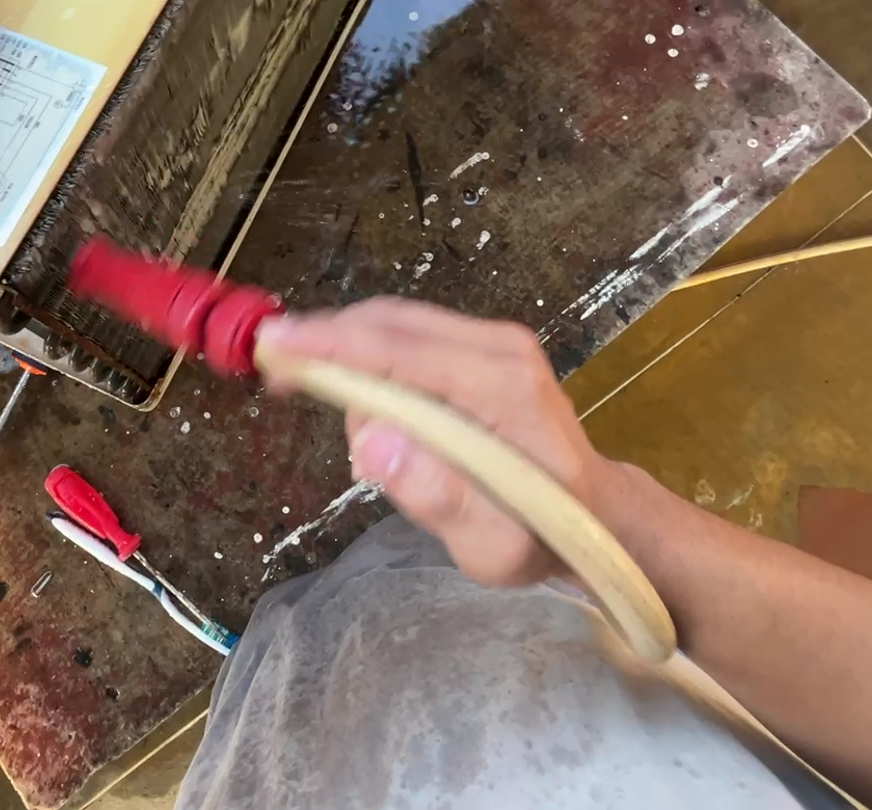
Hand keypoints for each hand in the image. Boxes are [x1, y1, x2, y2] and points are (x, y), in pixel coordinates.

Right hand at [257, 297, 618, 586]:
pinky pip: (406, 334)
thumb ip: (438, 497)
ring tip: (366, 440)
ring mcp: (493, 338)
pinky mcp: (482, 343)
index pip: (398, 350)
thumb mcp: (494, 549)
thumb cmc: (545, 538)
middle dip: (326, 344)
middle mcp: (498, 345)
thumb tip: (372, 440)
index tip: (272, 343)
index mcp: (503, 387)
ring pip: (392, 323)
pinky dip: (370, 358)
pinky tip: (372, 406)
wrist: (599, 513)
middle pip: (388, 322)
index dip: (329, 345)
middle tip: (282, 379)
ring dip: (350, 361)